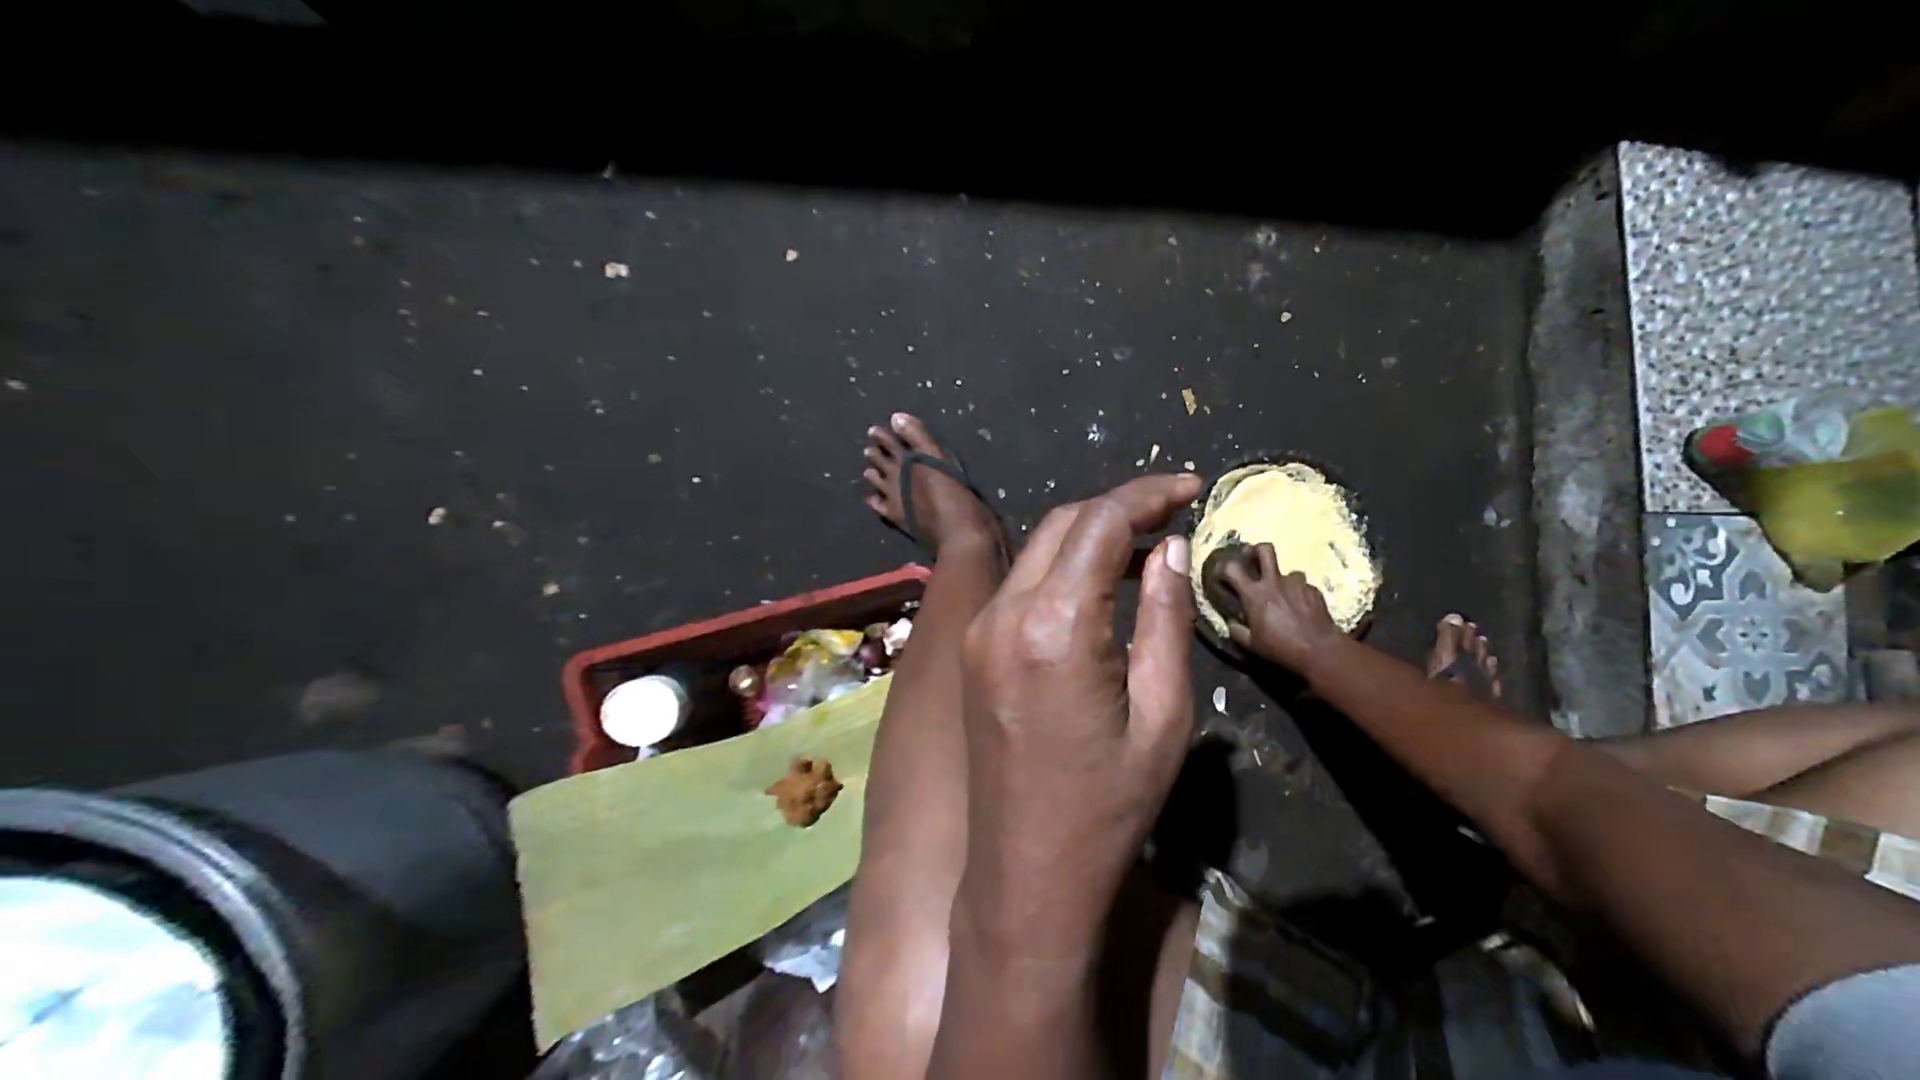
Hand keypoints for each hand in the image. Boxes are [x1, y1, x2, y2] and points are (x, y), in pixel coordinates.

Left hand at [954, 474, 1202, 968]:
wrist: (1026, 869)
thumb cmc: (1108, 805)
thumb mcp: (1163, 715)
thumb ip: (1166, 618)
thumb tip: (1169, 548)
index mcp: (1054, 626)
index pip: (1099, 524)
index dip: (1147, 494)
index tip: (1189, 486)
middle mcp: (1003, 613)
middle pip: (1061, 523)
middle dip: (1117, 507)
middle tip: (1172, 514)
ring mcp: (978, 629)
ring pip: (1036, 549)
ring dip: (1088, 535)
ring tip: (1146, 546)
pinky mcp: (971, 648)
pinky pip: (1018, 583)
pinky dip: (1060, 567)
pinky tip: (1099, 583)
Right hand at [1218, 542, 1344, 671]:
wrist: (1320, 650)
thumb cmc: (1280, 647)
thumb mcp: (1251, 645)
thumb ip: (1237, 631)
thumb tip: (1231, 623)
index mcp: (1254, 594)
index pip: (1232, 568)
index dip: (1224, 567)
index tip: (1222, 574)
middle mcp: (1274, 582)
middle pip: (1265, 550)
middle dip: (1256, 550)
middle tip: (1254, 560)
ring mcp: (1296, 584)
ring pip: (1288, 572)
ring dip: (1283, 581)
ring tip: (1284, 596)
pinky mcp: (1314, 590)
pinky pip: (1303, 586)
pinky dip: (1299, 594)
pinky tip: (1301, 608)